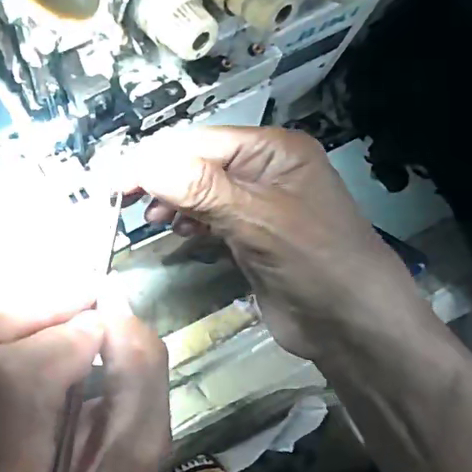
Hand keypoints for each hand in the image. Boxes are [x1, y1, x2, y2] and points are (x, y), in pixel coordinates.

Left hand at [0, 295, 169, 471]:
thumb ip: (135, 380)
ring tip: (70, 308)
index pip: (13, 377)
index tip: (106, 327)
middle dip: (43, 302)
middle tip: (92, 300)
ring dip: (27, 298)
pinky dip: (11, 308)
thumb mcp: (138, 453)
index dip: (64, 338)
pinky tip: (44, 324)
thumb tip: (112, 308)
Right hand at [126, 126, 424, 359]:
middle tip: (125, 202)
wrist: (354, 328)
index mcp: (273, 151)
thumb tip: (142, 164)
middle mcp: (262, 169)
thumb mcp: (257, 220)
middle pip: (195, 163)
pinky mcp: (246, 233)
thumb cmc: (316, 263)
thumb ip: (200, 188)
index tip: (118, 183)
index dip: (156, 160)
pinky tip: (178, 230)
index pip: (200, 143)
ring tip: (153, 220)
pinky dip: (186, 220)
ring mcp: (254, 203)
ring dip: (170, 200)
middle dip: (160, 179)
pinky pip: (205, 215)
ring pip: (196, 189)